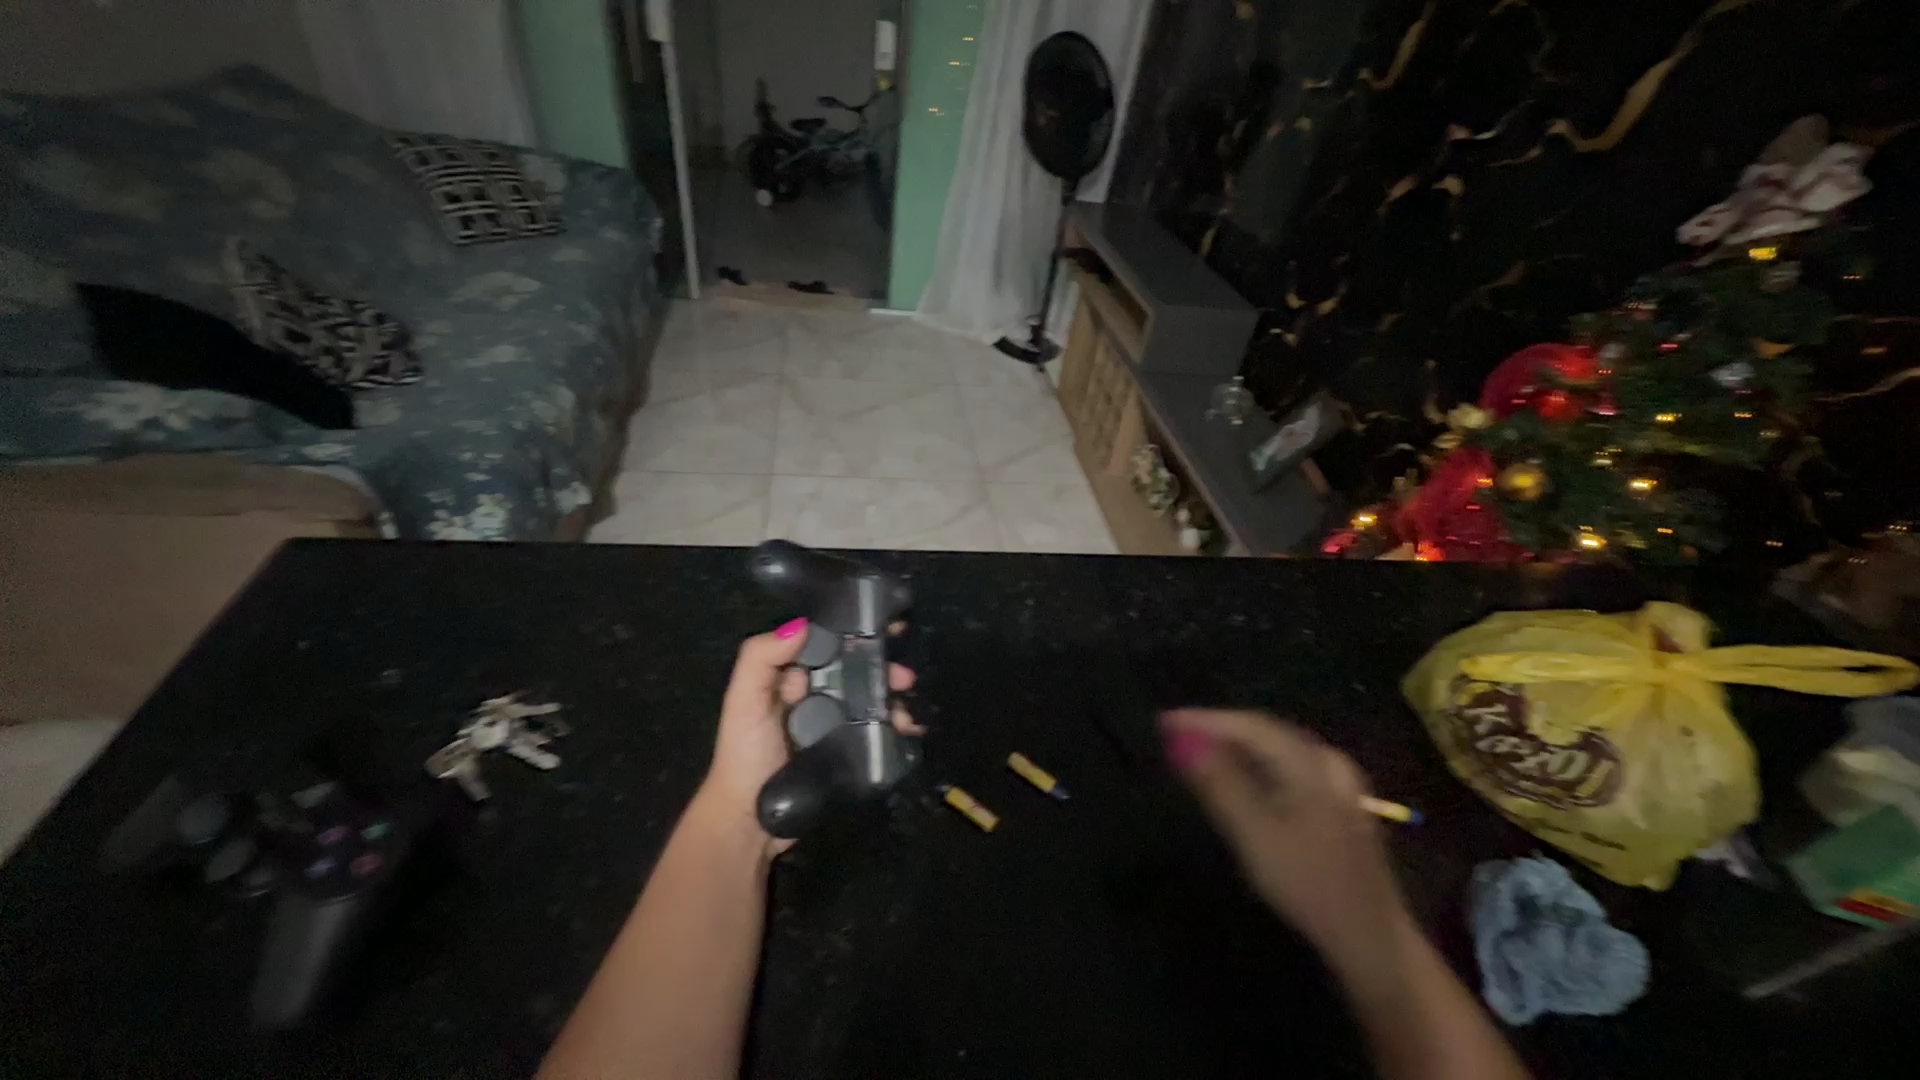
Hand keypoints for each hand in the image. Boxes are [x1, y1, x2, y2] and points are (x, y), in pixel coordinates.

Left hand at [694, 618, 917, 855]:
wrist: (751, 821)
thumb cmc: (745, 754)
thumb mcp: (743, 701)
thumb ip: (761, 659)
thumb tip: (803, 624)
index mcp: (791, 678)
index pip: (828, 647)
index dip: (856, 636)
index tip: (887, 629)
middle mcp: (816, 696)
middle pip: (856, 673)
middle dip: (883, 670)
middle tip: (905, 677)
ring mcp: (835, 726)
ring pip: (871, 702)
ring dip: (893, 700)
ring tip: (906, 713)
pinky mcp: (848, 753)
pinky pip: (876, 733)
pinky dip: (896, 728)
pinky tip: (909, 730)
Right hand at [1161, 709, 1413, 968]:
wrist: (1371, 940)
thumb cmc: (1308, 884)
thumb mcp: (1254, 834)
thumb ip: (1219, 783)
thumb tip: (1181, 739)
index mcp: (1310, 762)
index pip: (1249, 725)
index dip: (1204, 720)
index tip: (1163, 723)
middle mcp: (1328, 762)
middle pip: (1266, 731)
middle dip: (1219, 729)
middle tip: (1176, 734)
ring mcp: (1339, 784)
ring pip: (1278, 749)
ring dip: (1237, 746)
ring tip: (1199, 750)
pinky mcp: (1339, 806)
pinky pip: (1288, 766)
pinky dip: (1256, 764)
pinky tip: (1240, 776)